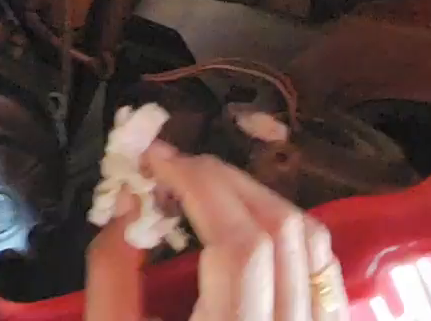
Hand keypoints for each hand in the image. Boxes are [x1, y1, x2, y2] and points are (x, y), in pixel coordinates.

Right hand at [86, 145, 344, 320]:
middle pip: (281, 232)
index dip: (195, 184)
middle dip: (220, 177)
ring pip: (310, 245)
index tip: (150, 158)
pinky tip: (236, 223)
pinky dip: (278, 229)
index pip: (238, 244)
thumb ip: (112, 273)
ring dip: (250, 195)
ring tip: (198, 184)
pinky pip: (318, 271)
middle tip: (169, 164)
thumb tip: (126, 202)